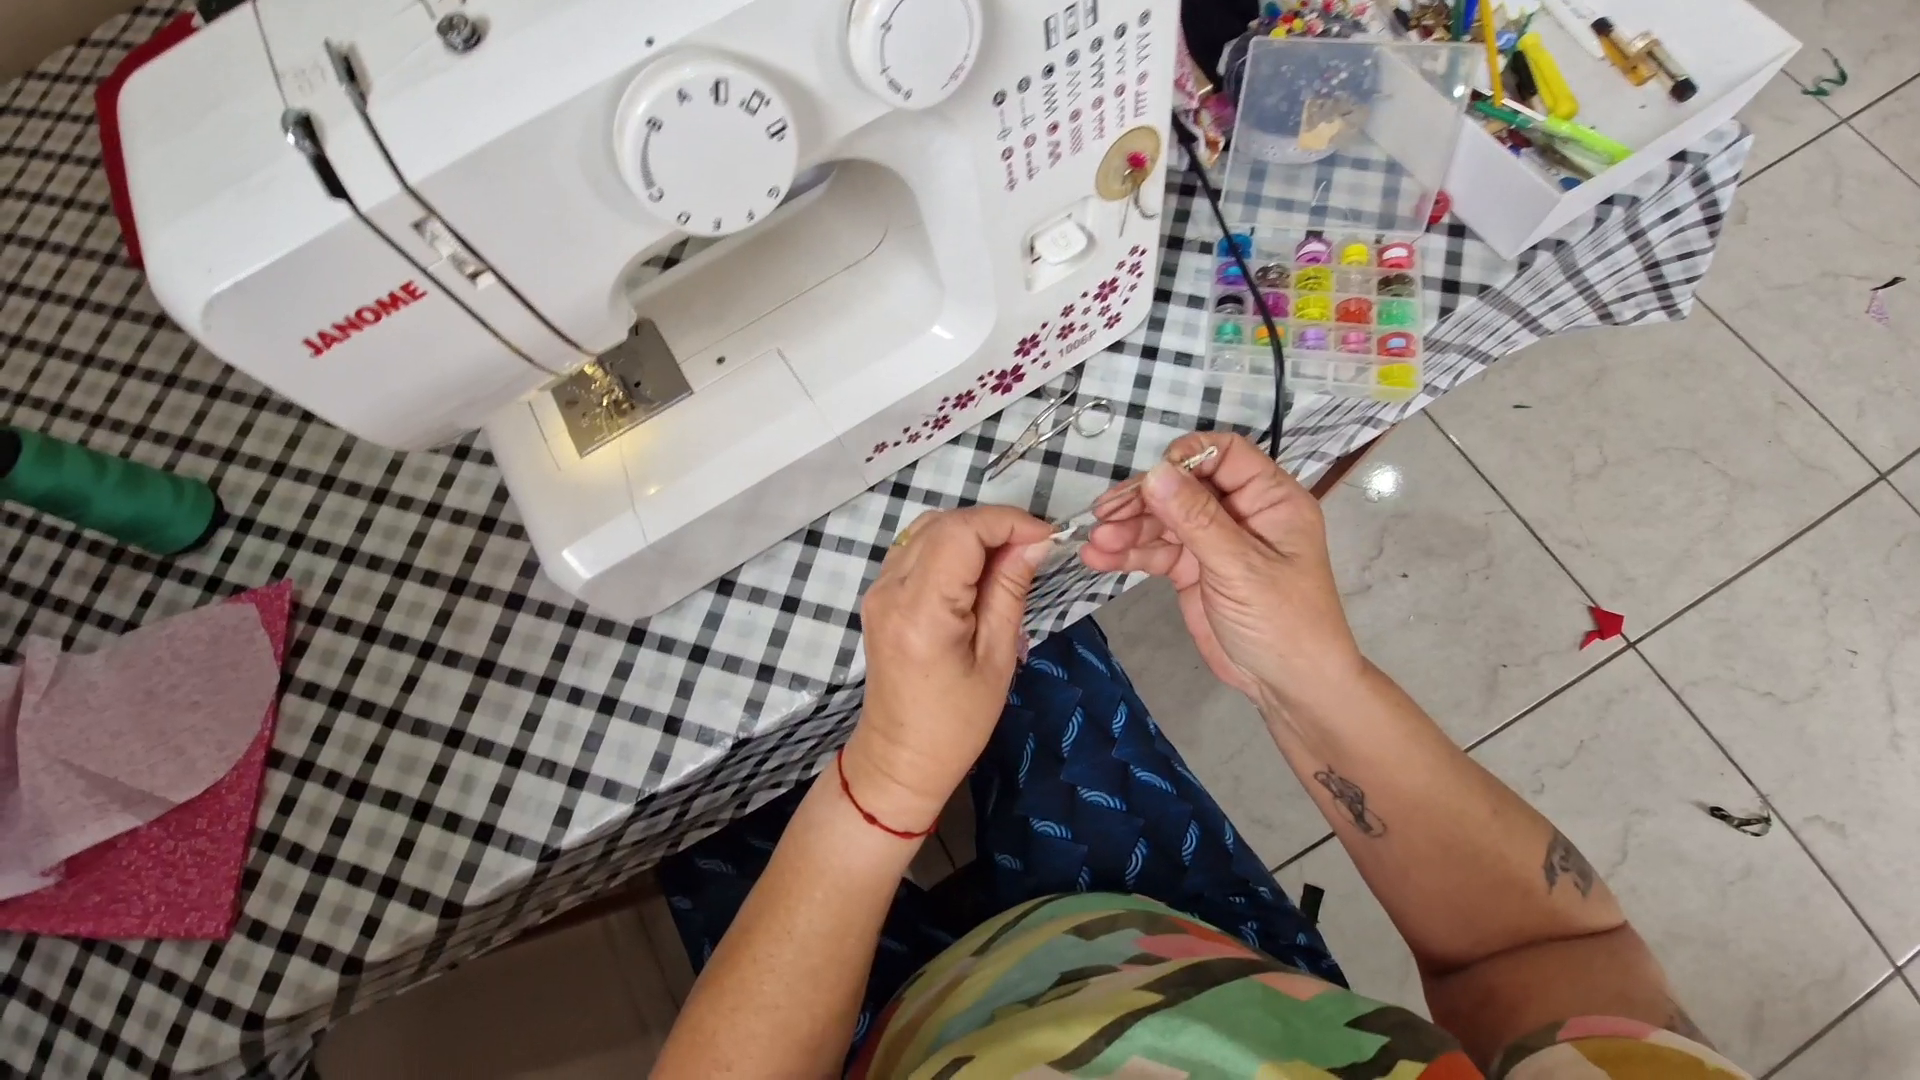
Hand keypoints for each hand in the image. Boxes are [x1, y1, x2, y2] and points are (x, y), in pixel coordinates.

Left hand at [848, 506, 1056, 832]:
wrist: (901, 756)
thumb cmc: (957, 722)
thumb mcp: (997, 657)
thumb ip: (1010, 590)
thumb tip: (1035, 542)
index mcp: (921, 611)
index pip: (961, 532)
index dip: (1007, 522)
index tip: (1046, 537)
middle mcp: (891, 590)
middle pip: (943, 524)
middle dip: (994, 525)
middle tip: (1033, 548)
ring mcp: (879, 590)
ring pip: (928, 529)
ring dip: (972, 532)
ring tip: (1010, 558)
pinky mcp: (879, 595)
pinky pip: (916, 549)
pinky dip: (951, 546)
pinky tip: (977, 570)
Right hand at [1080, 432, 1363, 709]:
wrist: (1287, 687)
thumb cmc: (1284, 622)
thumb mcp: (1240, 567)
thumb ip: (1196, 519)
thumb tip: (1154, 472)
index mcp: (1269, 499)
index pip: (1224, 455)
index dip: (1185, 458)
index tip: (1148, 478)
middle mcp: (1239, 513)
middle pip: (1183, 488)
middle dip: (1142, 501)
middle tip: (1103, 516)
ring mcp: (1213, 542)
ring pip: (1163, 519)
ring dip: (1127, 530)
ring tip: (1095, 545)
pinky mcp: (1192, 570)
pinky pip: (1156, 550)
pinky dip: (1128, 553)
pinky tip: (1100, 559)